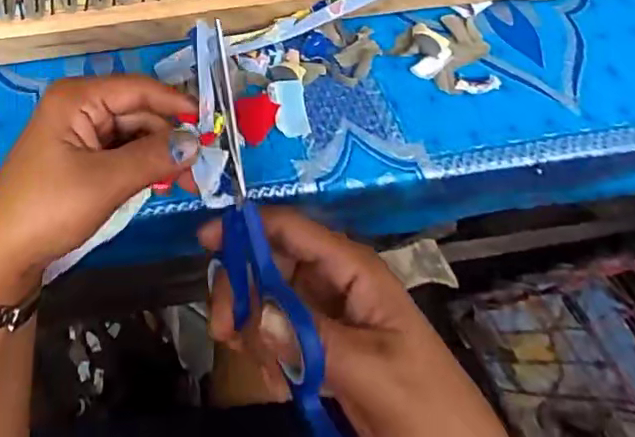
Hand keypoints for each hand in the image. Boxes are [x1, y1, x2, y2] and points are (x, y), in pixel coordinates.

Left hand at [0, 76, 196, 305]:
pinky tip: (161, 182)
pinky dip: (141, 164)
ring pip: (131, 133)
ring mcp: (77, 131)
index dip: (175, 104)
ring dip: (158, 154)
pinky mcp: (78, 155)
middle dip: (169, 137)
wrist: (0, 256)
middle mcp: (78, 105)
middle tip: (201, 169)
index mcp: (77, 97)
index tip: (211, 124)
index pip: (138, 88)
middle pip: (136, 111)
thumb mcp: (106, 182)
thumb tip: (195, 141)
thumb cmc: (49, 208)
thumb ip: (153, 157)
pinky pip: (119, 150)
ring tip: (186, 182)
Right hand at [201, 207, 504, 436]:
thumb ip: (311, 340)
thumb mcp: (372, 373)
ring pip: (268, 300)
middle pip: (270, 262)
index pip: (292, 229)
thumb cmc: (428, 408)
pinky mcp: (323, 348)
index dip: (248, 226)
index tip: (206, 240)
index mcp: (353, 269)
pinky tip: (279, 385)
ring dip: (253, 329)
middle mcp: (335, 282)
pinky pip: (277, 335)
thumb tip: (254, 311)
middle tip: (224, 331)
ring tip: (267, 372)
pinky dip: (266, 354)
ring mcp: (328, 316)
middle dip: (243, 290)